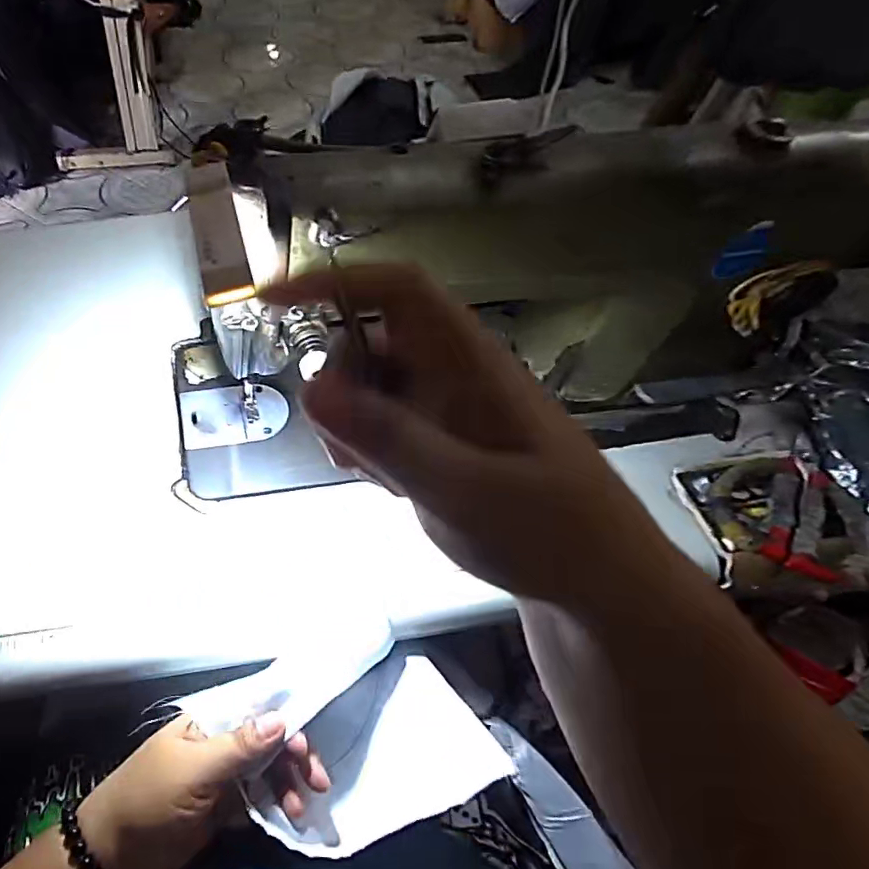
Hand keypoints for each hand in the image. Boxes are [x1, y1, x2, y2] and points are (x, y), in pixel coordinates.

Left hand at [75, 714, 326, 868]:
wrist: (112, 859)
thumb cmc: (149, 801)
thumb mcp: (194, 771)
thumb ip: (239, 746)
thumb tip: (282, 717)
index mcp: (207, 724)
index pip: (257, 712)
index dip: (287, 725)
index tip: (306, 750)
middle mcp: (218, 744)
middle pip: (269, 742)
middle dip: (295, 759)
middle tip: (318, 783)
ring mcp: (222, 777)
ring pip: (269, 771)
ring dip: (289, 786)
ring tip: (299, 811)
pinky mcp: (224, 808)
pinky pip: (259, 799)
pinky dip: (277, 805)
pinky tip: (290, 817)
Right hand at [262, 264, 648, 604]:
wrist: (596, 585)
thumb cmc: (552, 534)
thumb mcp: (465, 491)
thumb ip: (389, 440)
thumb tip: (311, 389)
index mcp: (471, 364)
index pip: (398, 292)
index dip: (335, 283)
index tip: (272, 303)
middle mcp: (454, 378)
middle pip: (371, 343)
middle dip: (337, 381)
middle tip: (339, 442)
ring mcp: (446, 415)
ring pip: (371, 391)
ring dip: (350, 424)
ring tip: (372, 477)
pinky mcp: (440, 449)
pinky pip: (384, 430)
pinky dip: (367, 450)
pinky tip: (388, 488)